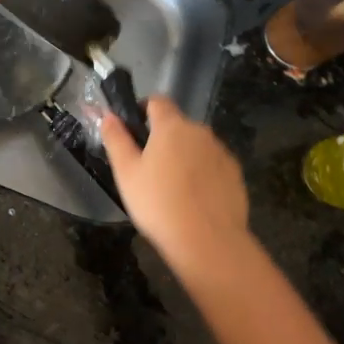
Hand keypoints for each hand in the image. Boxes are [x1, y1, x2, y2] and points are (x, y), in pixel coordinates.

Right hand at [100, 98, 250, 272]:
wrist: (208, 242)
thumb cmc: (159, 203)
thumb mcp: (126, 172)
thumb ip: (116, 139)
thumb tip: (108, 115)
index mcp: (172, 126)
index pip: (157, 101)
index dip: (143, 109)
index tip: (133, 130)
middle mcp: (200, 132)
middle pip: (178, 125)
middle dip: (163, 138)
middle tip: (148, 167)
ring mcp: (221, 153)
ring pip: (196, 146)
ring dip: (184, 156)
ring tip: (172, 188)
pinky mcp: (236, 175)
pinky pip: (212, 166)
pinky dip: (202, 175)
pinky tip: (194, 200)